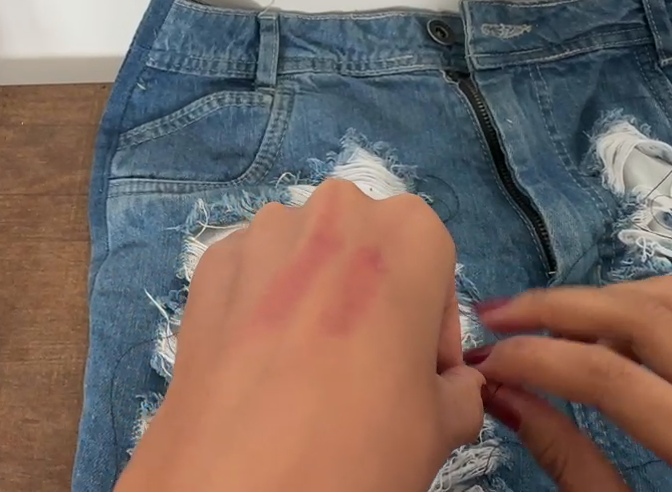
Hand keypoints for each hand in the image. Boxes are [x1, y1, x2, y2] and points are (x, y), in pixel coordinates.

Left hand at [116, 179, 485, 491]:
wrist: (244, 482)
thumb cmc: (362, 442)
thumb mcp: (442, 424)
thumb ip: (457, 385)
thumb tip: (451, 382)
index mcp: (407, 230)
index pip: (433, 263)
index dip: (430, 322)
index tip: (417, 369)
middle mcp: (335, 208)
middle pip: (364, 245)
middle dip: (368, 295)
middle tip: (363, 368)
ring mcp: (266, 229)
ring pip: (304, 252)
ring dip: (311, 294)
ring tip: (302, 367)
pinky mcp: (213, 258)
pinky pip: (251, 270)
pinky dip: (259, 302)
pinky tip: (257, 362)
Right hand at [471, 277, 671, 491]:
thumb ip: (574, 469)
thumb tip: (502, 394)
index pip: (619, 380)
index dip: (538, 361)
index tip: (483, 364)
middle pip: (649, 318)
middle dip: (558, 309)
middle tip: (494, 319)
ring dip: (595, 303)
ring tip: (538, 325)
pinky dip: (633, 320)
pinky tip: (594, 342)